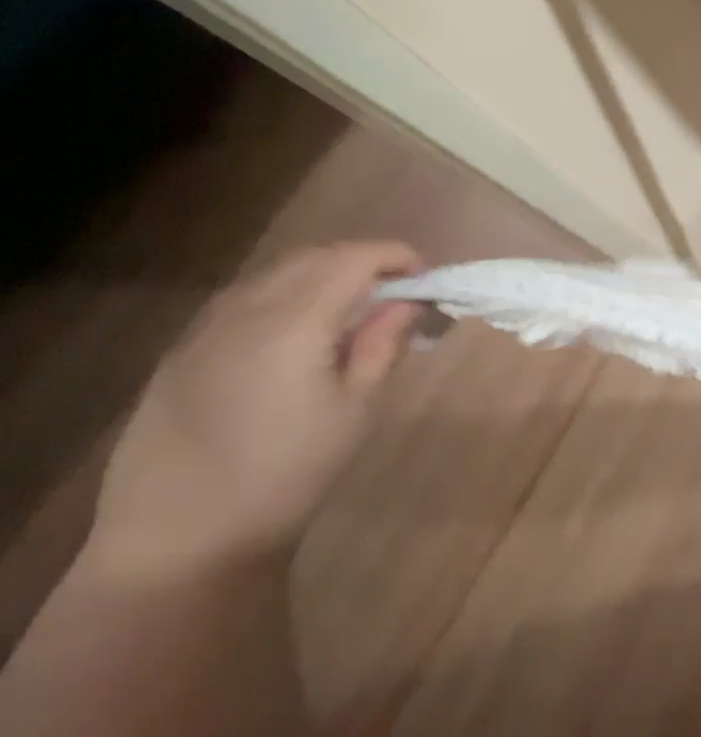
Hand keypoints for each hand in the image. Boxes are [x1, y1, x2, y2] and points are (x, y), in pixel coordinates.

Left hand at [86, 243, 424, 576]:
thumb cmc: (289, 472)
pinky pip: (243, 300)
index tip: (428, 278)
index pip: (353, 260)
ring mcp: (204, 330)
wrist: (182, 534)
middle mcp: (244, 311)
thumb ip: (383, 345)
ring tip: (355, 310)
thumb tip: (407, 302)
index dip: (397, 257)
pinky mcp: (182, 353)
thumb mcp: (357, 410)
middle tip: (400, 293)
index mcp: (293, 322)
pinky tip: (300, 333)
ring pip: (274, 275)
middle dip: (362, 262)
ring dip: (322, 276)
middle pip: (312, 259)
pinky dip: (285, 296)